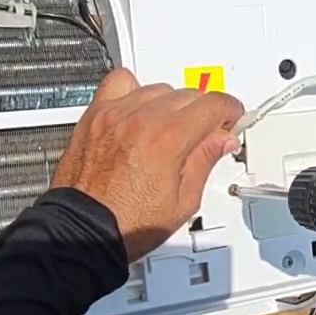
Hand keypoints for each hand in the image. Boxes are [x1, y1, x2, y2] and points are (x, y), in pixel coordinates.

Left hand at [51, 68, 244, 261]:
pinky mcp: (95, 117)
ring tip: (171, 127)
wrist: (83, 231)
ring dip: (171, 103)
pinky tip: (139, 108)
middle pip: (189, 94)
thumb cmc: (126, 224)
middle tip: (205, 133)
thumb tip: (221, 140)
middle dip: (203, 112)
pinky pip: (118, 83)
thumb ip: (205, 162)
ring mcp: (115, 115)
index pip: (213, 104)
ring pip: (158, 88)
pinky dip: (133, 90)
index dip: (230, 111)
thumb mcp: (183, 202)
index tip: (231, 118)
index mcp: (168, 139)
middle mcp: (141, 119)